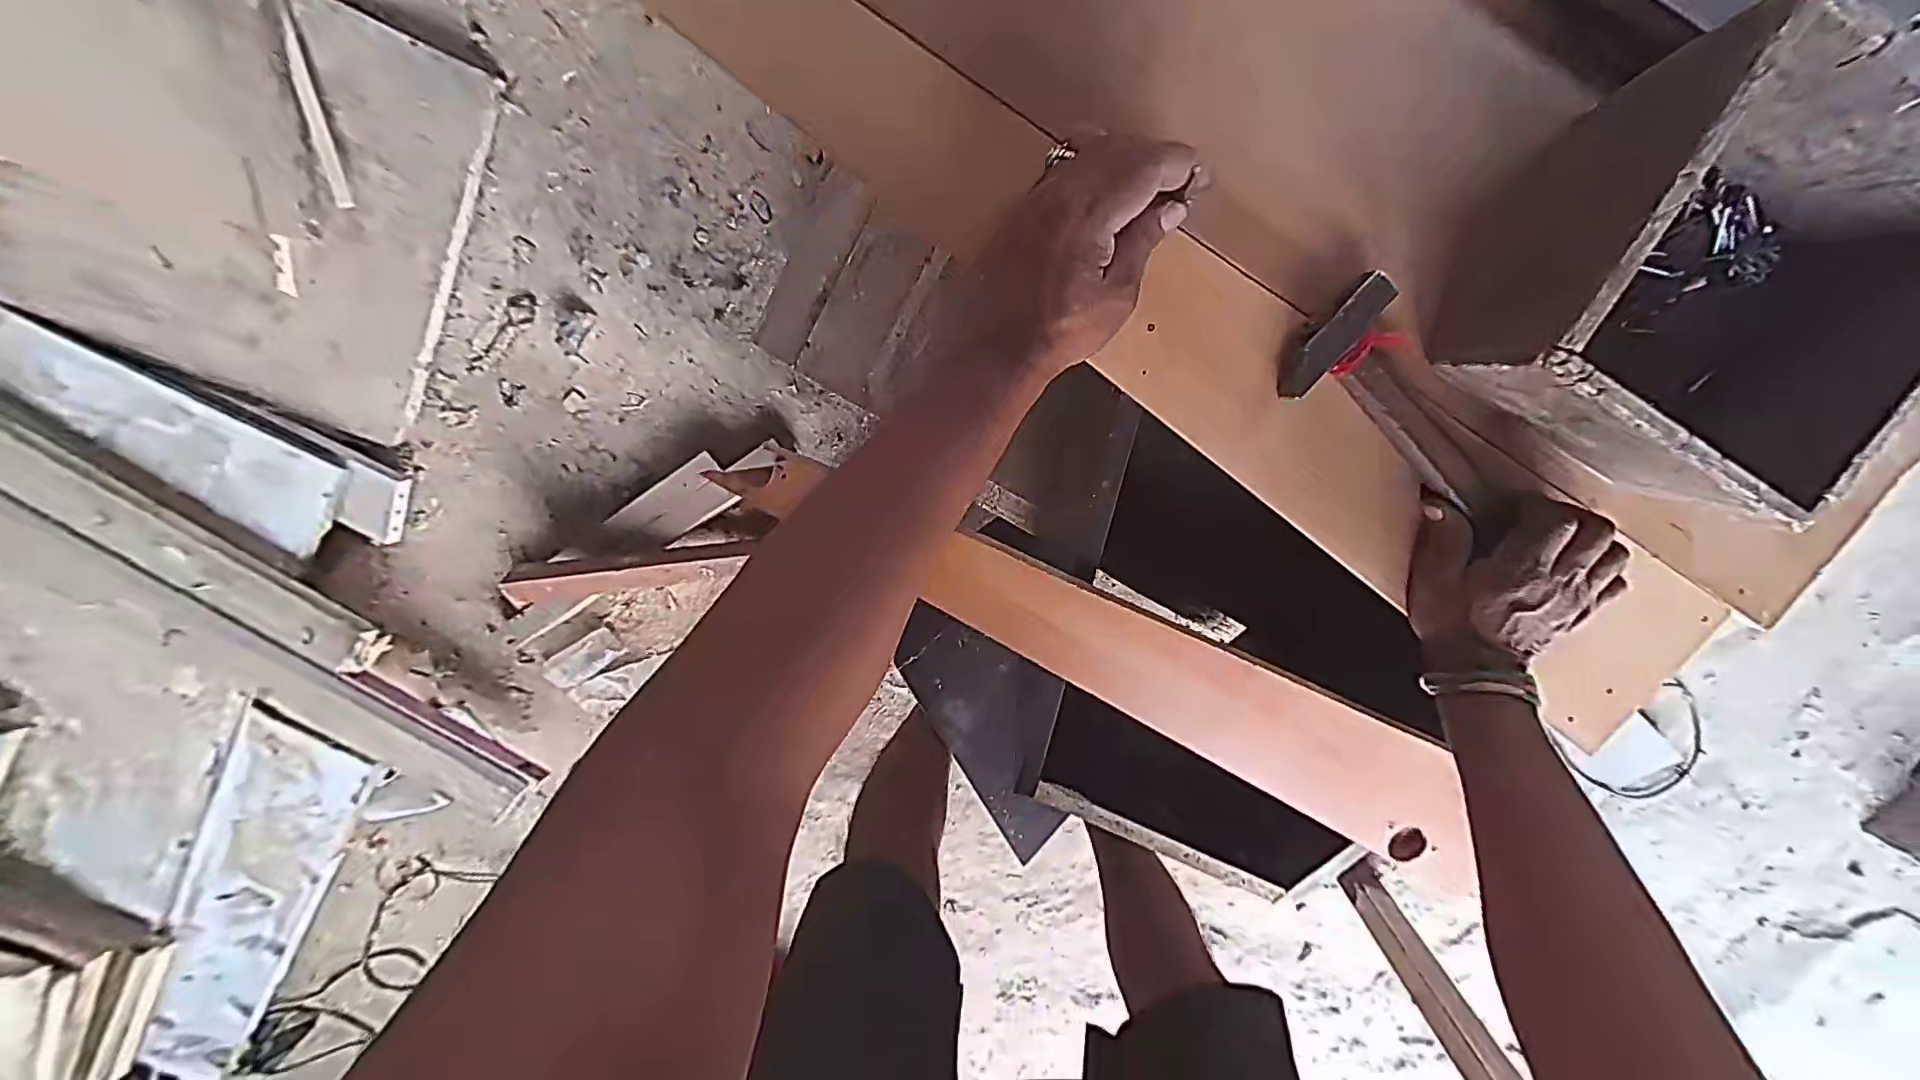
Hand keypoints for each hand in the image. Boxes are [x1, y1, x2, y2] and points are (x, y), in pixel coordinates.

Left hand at [958, 134, 1200, 374]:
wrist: (998, 348)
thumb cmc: (1059, 333)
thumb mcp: (1116, 298)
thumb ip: (1142, 244)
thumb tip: (1170, 208)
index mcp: (1089, 215)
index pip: (1145, 165)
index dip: (1178, 166)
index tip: (1198, 179)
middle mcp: (1059, 194)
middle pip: (1119, 148)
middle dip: (1156, 160)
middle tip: (1178, 188)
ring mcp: (1035, 197)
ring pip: (1089, 150)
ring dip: (1124, 160)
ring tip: (1144, 191)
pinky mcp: (1020, 208)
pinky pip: (1064, 167)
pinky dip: (1094, 169)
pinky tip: (1104, 197)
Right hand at [1408, 493, 1629, 670]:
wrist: (1474, 670)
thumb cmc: (1451, 625)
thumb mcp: (1432, 580)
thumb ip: (1442, 540)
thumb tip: (1440, 506)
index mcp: (1523, 568)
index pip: (1556, 518)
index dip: (1535, 504)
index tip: (1510, 507)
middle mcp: (1561, 579)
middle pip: (1596, 529)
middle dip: (1569, 516)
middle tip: (1539, 519)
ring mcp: (1579, 598)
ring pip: (1614, 552)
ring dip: (1592, 538)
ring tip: (1560, 540)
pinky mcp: (1584, 613)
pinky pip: (1616, 581)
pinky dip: (1602, 567)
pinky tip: (1575, 568)